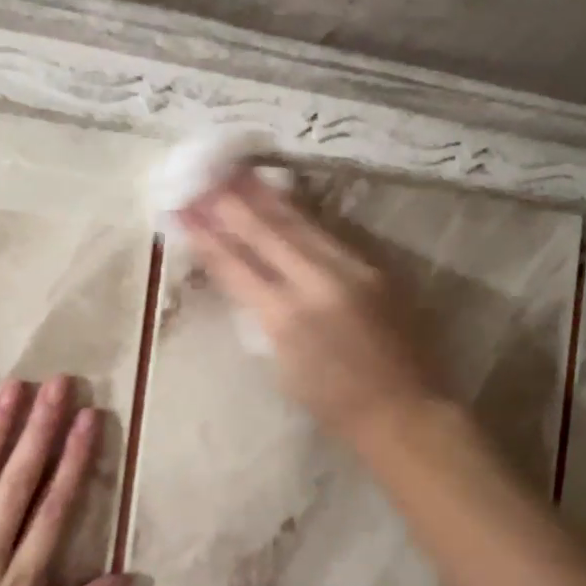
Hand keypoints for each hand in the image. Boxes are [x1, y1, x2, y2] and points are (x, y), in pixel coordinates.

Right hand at [180, 173, 436, 443]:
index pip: (235, 266)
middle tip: (207, 177)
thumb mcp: (281, 366)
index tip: (183, 212)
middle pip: (267, 232)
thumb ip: (261, 317)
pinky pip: (328, 234)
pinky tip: (286, 198)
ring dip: (267, 198)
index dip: (206, 237)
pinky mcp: (373, 268)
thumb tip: (242, 279)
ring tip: (242, 173)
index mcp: (285, 317)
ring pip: (301, 224)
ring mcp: (350, 271)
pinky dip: (301, 214)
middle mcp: (317, 284)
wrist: (403, 411)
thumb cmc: (332, 403)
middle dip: (233, 204)